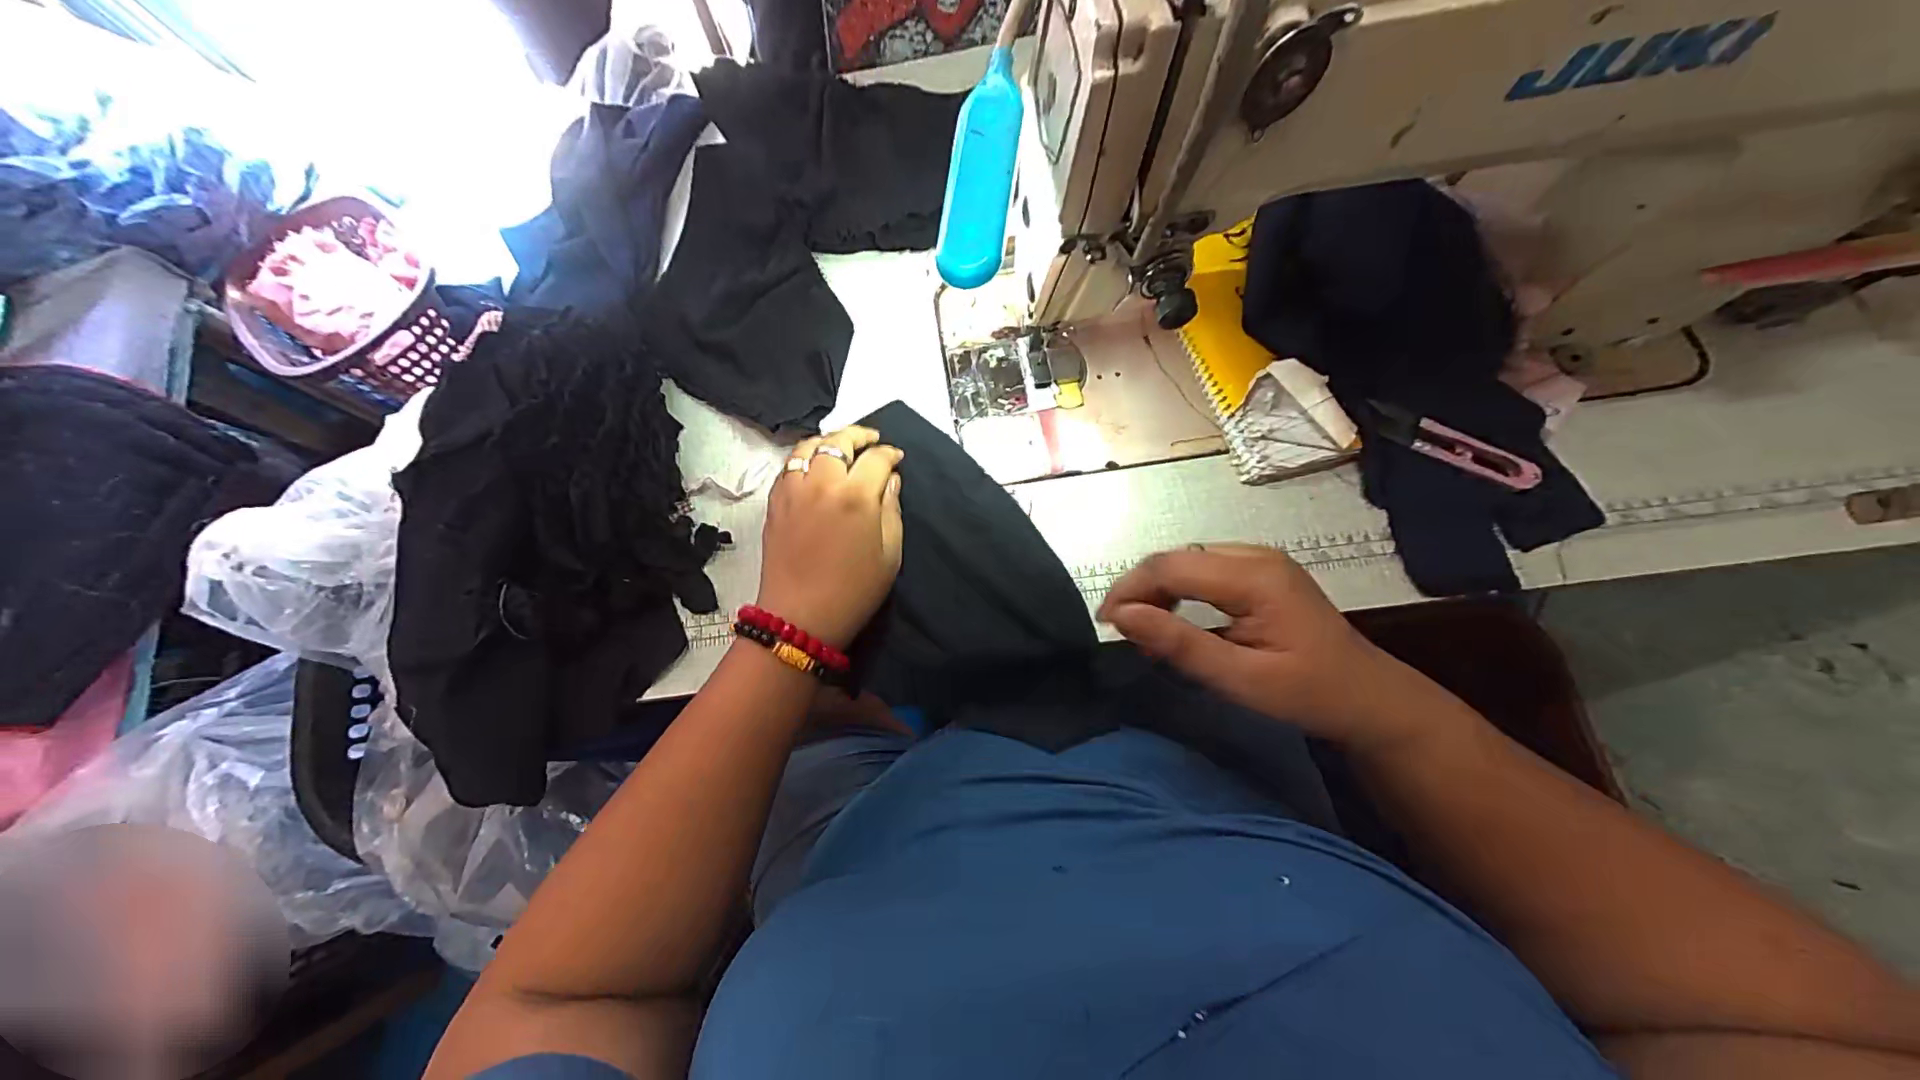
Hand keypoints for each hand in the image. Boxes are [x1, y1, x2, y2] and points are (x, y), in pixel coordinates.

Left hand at [755, 425, 904, 649]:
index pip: (876, 458)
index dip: (890, 454)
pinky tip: (814, 466)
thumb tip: (890, 480)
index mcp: (856, 495)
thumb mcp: (890, 554)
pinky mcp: (775, 502)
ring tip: (841, 446)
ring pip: (808, 446)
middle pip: (839, 440)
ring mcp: (793, 490)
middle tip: (872, 439)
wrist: (800, 617)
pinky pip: (789, 465)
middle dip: (859, 435)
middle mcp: (822, 483)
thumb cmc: (853, 591)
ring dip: (828, 441)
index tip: (896, 458)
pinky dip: (805, 457)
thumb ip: (892, 509)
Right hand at [1098, 544, 1432, 749]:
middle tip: (1119, 629)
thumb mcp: (1241, 679)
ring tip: (1141, 628)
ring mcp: (1259, 559)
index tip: (1106, 624)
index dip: (1130, 589)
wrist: (1368, 697)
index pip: (1171, 566)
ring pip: (1186, 560)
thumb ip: (1180, 645)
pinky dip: (1177, 590)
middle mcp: (1254, 555)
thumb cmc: (1308, 693)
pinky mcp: (1259, 571)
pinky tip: (1172, 618)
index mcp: (1254, 577)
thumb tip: (1122, 617)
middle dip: (1139, 588)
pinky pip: (1203, 568)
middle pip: (1176, 557)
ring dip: (1156, 589)